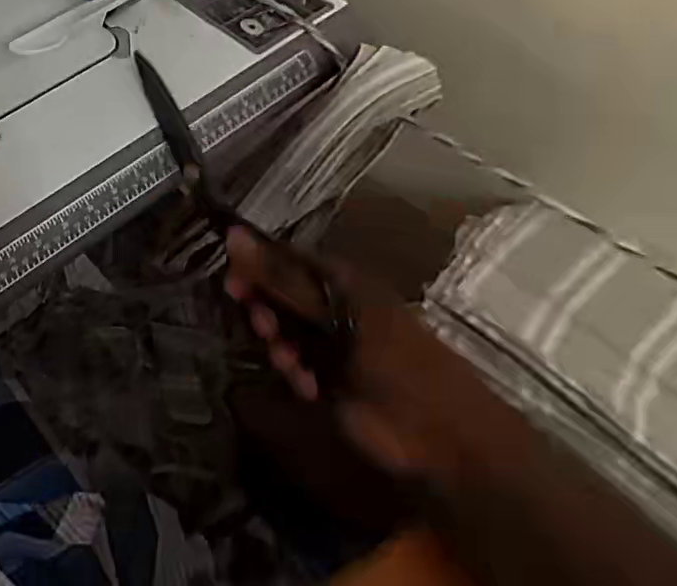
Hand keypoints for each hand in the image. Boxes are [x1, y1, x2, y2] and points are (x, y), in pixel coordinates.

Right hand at [224, 225, 483, 478]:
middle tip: (262, 325)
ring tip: (289, 362)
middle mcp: (335, 307)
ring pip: (282, 329)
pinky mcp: (328, 377)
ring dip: (278, 343)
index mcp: (343, 282)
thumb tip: (231, 233)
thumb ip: (280, 277)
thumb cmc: (399, 363)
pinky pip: (293, 362)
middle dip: (264, 308)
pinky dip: (294, 371)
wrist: (446, 443)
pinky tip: (306, 385)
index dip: (255, 264)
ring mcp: (332, 343)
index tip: (231, 280)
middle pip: (278, 293)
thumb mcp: (336, 313)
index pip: (286, 257)